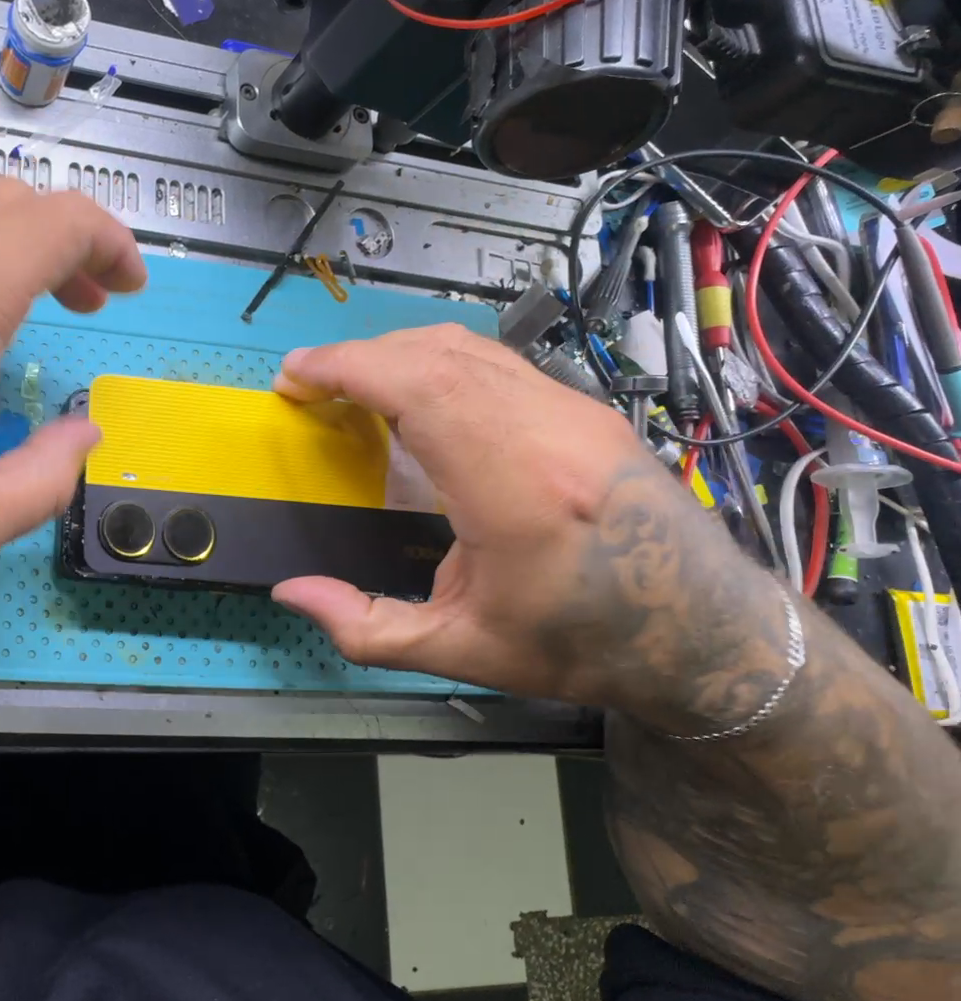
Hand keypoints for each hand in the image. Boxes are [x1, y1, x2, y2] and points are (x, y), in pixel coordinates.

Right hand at [270, 324, 715, 708]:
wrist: (710, 636)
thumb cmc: (581, 647)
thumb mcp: (461, 653)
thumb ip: (365, 627)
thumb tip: (290, 592)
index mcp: (519, 491)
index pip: (422, 388)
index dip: (347, 368)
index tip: (293, 377)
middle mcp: (554, 432)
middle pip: (437, 355)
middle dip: (358, 357)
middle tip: (306, 383)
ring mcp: (578, 412)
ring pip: (469, 348)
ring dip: (395, 354)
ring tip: (348, 384)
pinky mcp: (588, 410)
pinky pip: (496, 362)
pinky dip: (434, 363)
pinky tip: (410, 396)